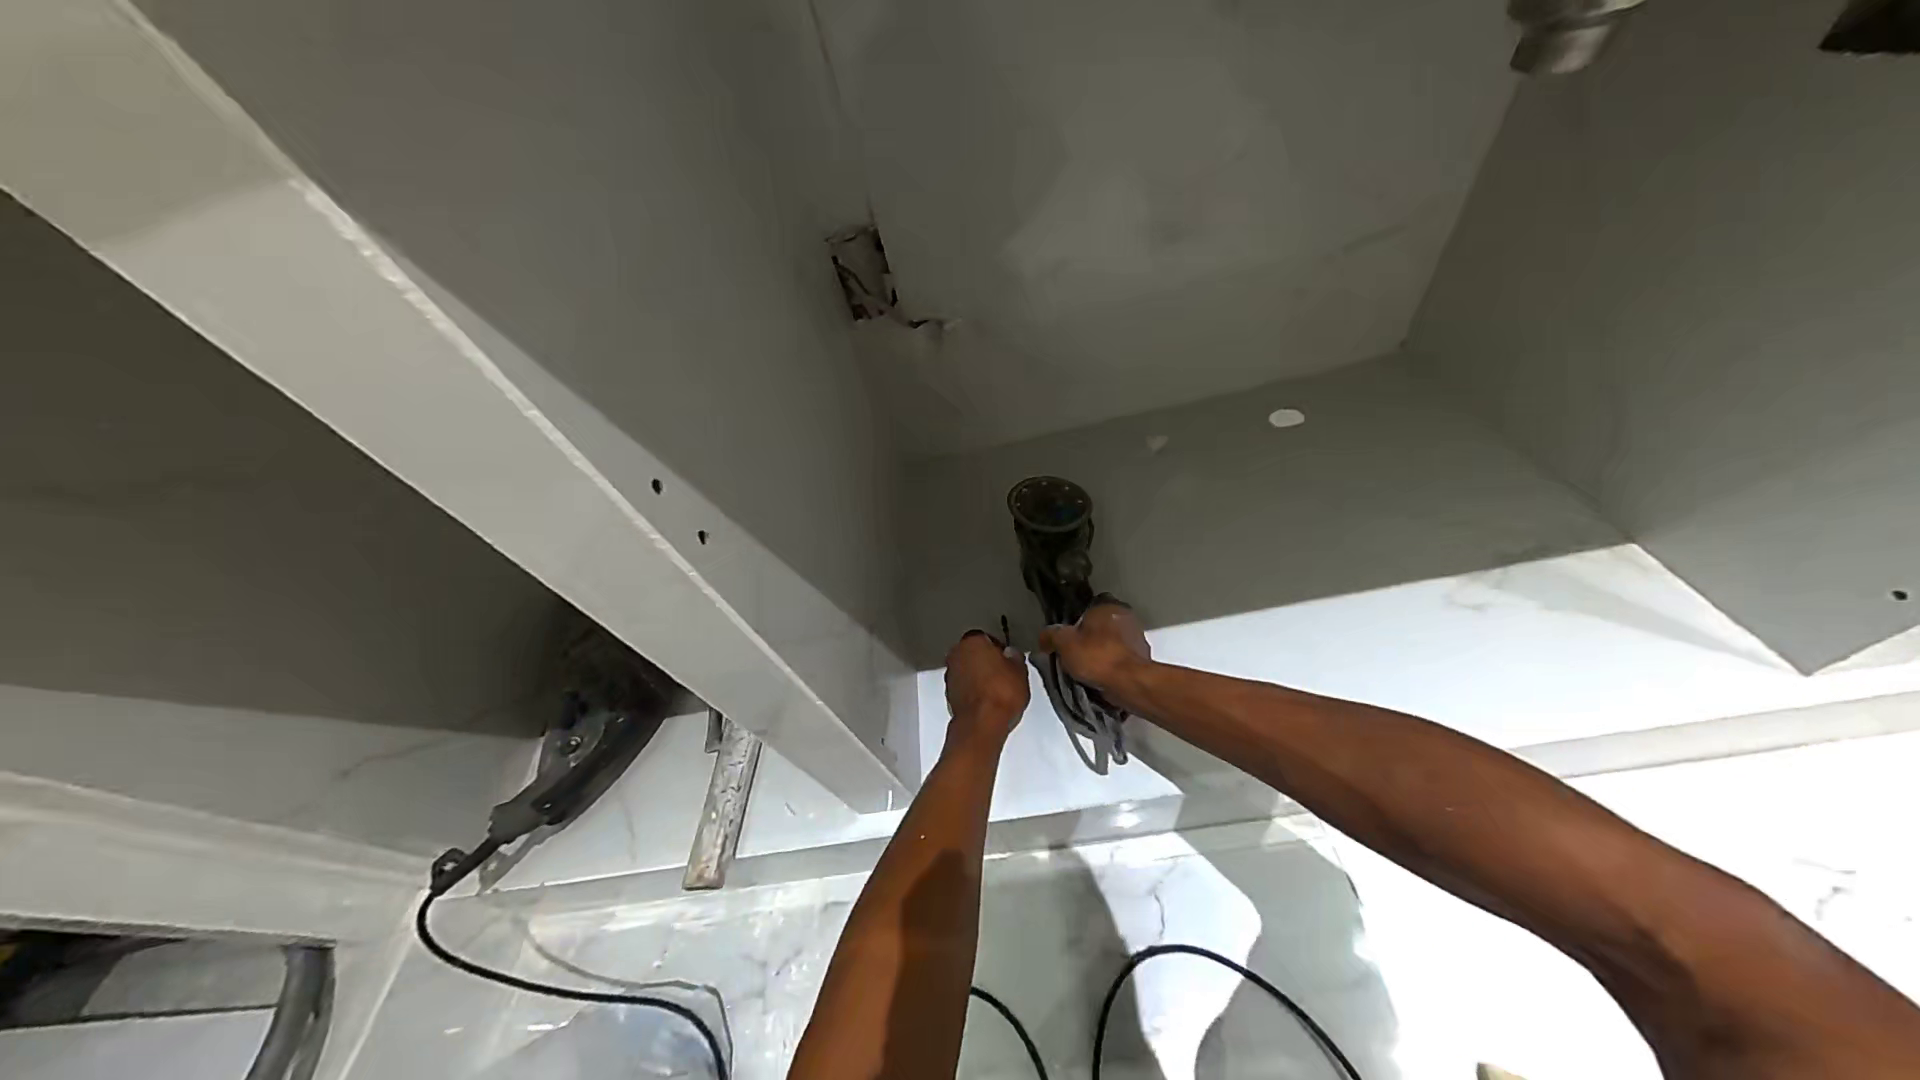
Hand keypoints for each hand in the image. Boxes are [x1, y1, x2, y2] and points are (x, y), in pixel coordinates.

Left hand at [944, 630, 1029, 743]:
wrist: (983, 723)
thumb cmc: (1000, 693)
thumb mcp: (1020, 670)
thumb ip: (1015, 657)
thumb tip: (1012, 656)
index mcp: (973, 641)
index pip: (985, 637)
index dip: (998, 647)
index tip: (1008, 656)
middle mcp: (957, 655)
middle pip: (972, 652)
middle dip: (985, 660)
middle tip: (1003, 671)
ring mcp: (951, 675)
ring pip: (966, 669)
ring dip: (978, 675)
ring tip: (996, 688)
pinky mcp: (949, 695)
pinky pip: (963, 686)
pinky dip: (972, 690)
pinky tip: (987, 698)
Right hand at [1038, 599, 1151, 691]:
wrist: (1129, 683)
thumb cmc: (1096, 656)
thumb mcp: (1063, 643)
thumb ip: (1051, 635)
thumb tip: (1045, 637)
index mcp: (1107, 606)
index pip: (1087, 608)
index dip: (1074, 623)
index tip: (1065, 639)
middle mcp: (1126, 618)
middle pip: (1100, 627)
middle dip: (1087, 640)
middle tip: (1072, 656)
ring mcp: (1137, 639)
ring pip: (1111, 645)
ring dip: (1100, 655)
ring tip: (1085, 672)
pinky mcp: (1143, 660)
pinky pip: (1120, 662)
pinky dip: (1111, 669)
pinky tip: (1100, 680)